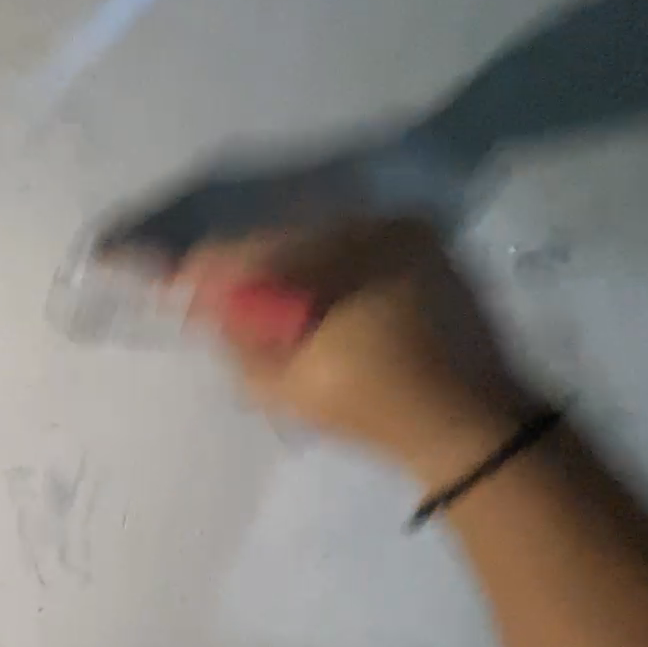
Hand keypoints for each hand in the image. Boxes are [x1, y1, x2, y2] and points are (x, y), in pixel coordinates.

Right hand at [168, 219, 533, 483]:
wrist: (474, 419)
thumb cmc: (371, 408)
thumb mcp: (282, 387)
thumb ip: (236, 340)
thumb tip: (206, 307)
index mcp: (337, 261)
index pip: (248, 253)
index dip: (204, 271)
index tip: (173, 287)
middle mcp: (373, 227)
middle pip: (281, 239)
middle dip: (245, 272)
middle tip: (217, 304)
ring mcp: (405, 231)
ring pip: (316, 240)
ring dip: (283, 270)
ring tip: (265, 309)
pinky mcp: (427, 243)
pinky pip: (352, 245)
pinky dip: (322, 268)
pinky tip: (310, 301)